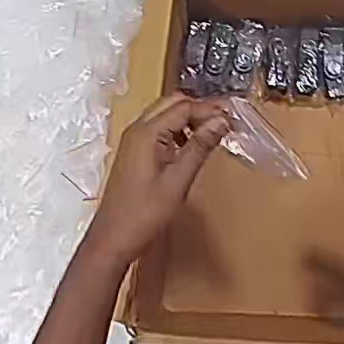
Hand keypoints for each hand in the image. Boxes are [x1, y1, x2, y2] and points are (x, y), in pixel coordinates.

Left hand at [83, 96, 228, 267]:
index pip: (184, 107)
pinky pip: (159, 128)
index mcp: (147, 133)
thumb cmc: (144, 214)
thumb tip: (221, 121)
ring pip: (166, 113)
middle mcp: (137, 129)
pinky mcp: (134, 151)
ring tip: (212, 132)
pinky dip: (178, 129)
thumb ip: (200, 147)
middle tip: (224, 122)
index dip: (210, 110)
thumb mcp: (178, 180)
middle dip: (200, 109)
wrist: (111, 241)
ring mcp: (133, 140)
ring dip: (189, 118)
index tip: (232, 118)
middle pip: (173, 103)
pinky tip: (191, 146)